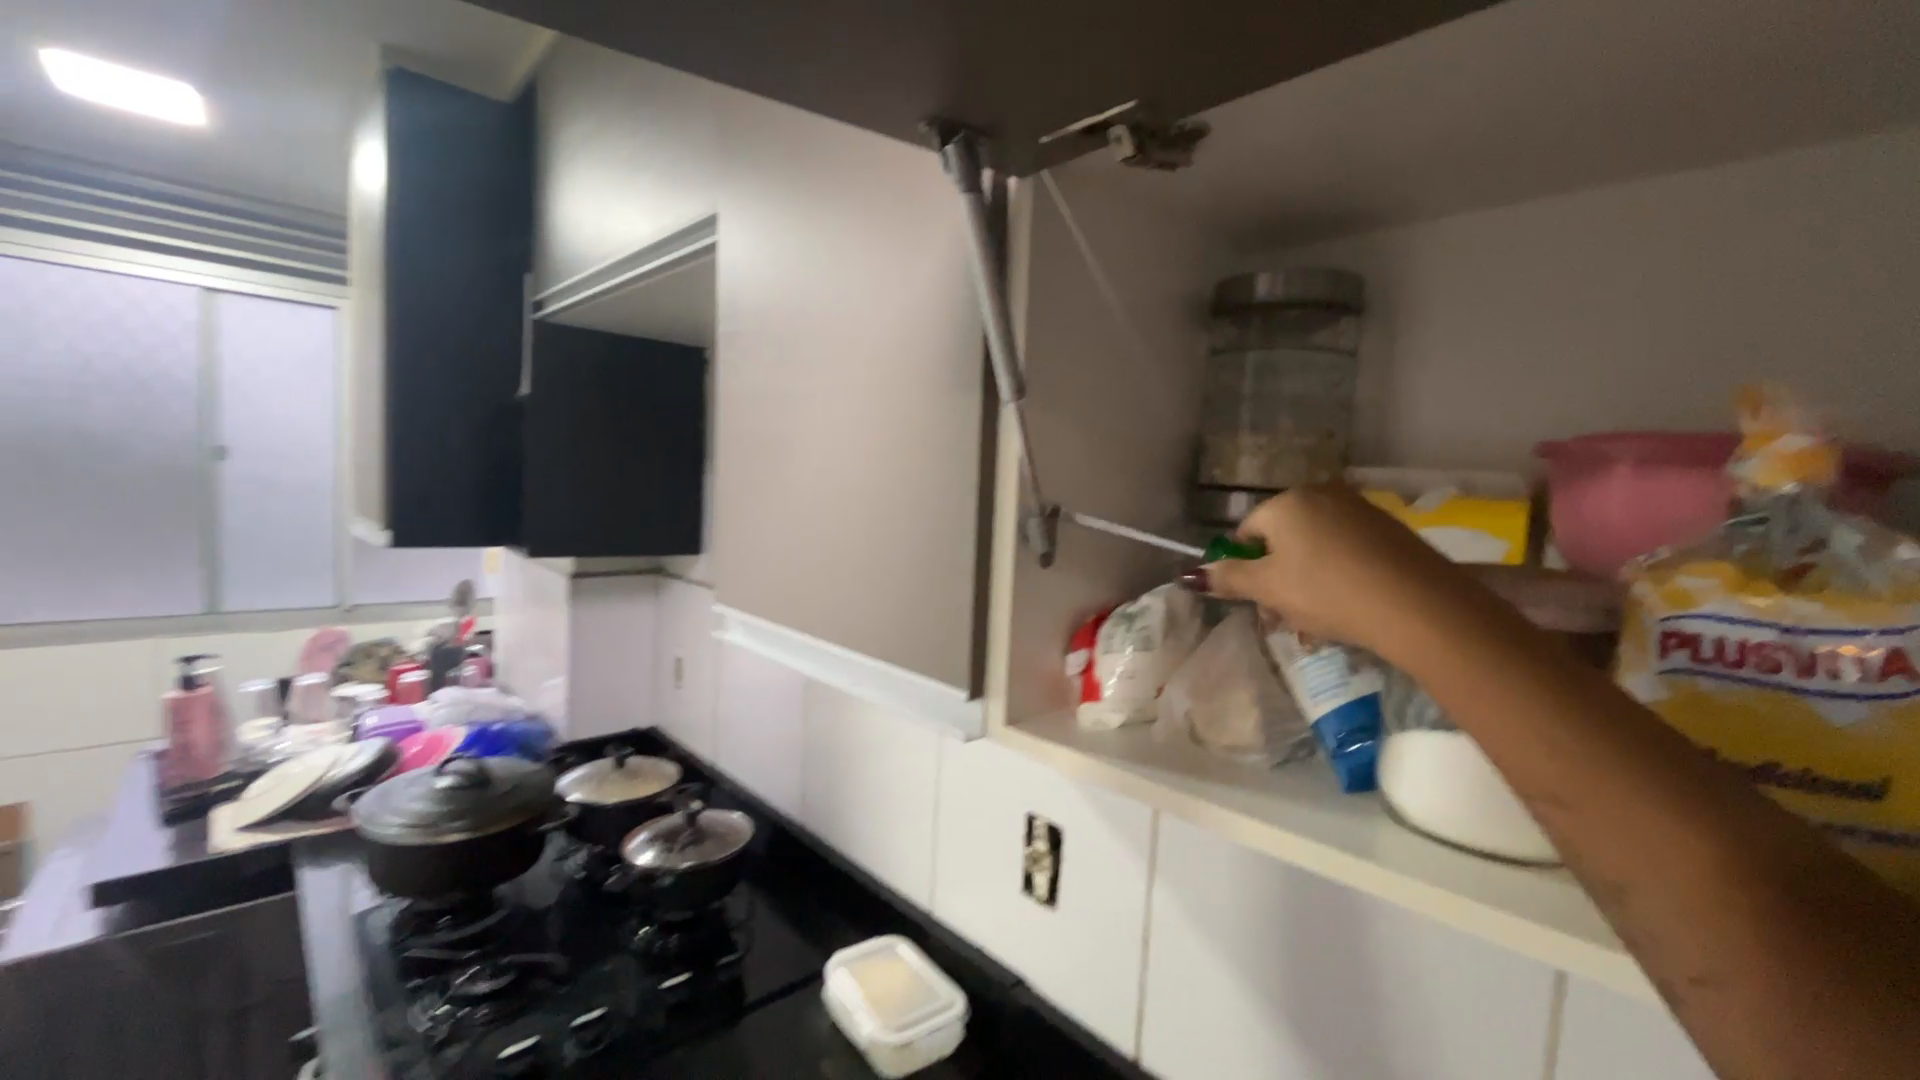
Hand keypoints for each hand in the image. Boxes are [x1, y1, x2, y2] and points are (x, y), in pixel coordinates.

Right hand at [1198, 485, 1459, 651]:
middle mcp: (1321, 494)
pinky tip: (1348, 606)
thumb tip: (1188, 575)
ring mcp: (1359, 509)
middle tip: (1285, 618)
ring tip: (1317, 620)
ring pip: (1316, 547)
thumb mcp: (1269, 589)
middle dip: (1277, 578)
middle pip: (1283, 539)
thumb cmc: (1327, 592)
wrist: (1416, 604)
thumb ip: (1228, 579)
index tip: (1260, 602)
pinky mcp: (1389, 529)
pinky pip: (1347, 550)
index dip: (1246, 569)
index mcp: (1286, 502)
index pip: (1247, 533)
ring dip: (1307, 581)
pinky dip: (1339, 574)